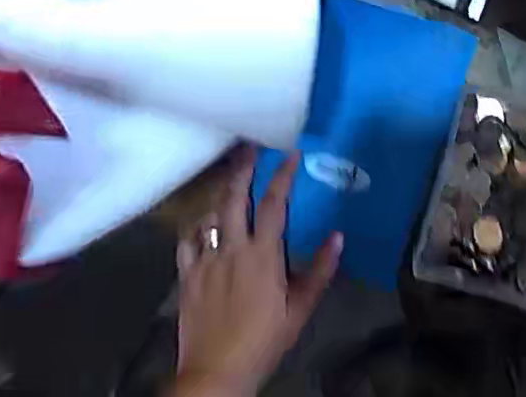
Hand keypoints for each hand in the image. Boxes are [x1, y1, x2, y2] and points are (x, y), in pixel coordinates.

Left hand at [169, 149, 342, 396]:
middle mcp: (232, 249)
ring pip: (210, 215)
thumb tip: (338, 236)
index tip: (291, 154)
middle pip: (235, 198)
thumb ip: (320, 271)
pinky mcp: (187, 277)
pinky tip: (202, 221)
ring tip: (228, 180)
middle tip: (249, 150)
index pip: (274, 203)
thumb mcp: (299, 309)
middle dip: (243, 170)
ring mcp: (206, 262)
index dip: (282, 175)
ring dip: (221, 194)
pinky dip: (196, 226)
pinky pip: (187, 242)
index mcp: (262, 254)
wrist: (215, 376)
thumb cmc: (263, 341)